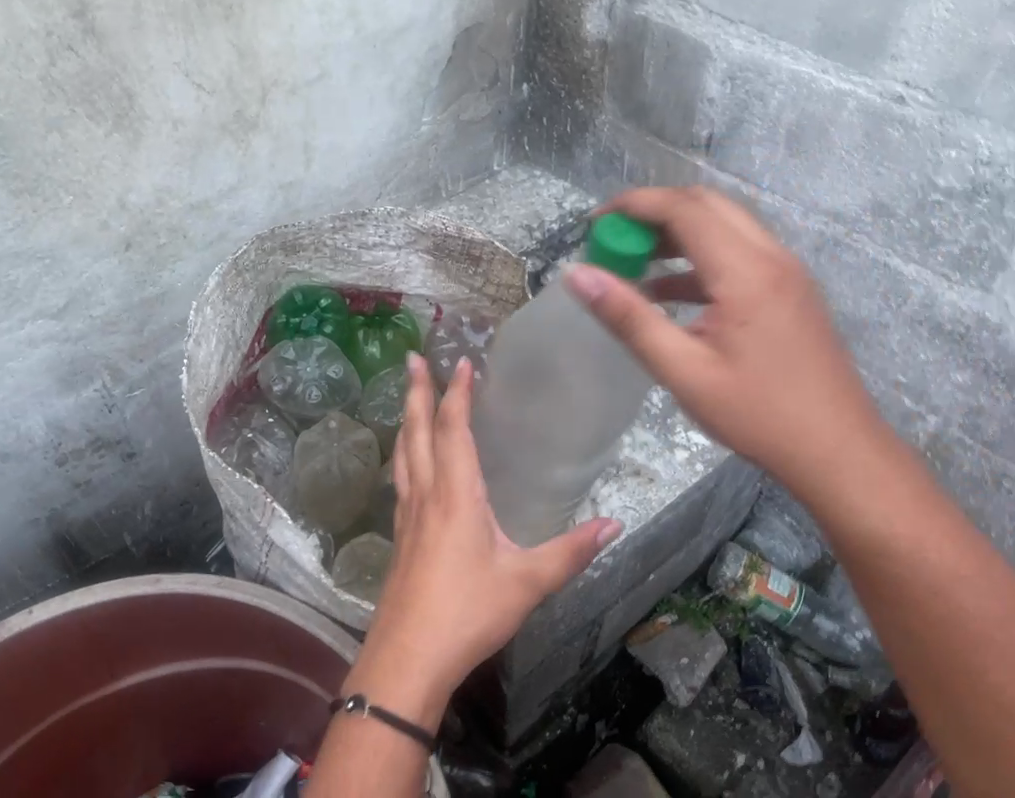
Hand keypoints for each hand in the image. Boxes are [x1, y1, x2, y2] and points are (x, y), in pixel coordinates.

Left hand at [348, 355, 621, 722]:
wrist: (408, 657)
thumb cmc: (467, 613)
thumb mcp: (527, 583)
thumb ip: (570, 553)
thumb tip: (615, 524)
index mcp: (455, 496)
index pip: (452, 430)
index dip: (457, 394)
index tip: (462, 363)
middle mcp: (426, 496)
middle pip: (416, 432)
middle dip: (416, 392)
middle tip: (411, 357)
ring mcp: (407, 517)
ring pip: (403, 454)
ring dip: (406, 420)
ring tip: (409, 398)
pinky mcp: (400, 538)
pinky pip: (401, 480)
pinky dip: (404, 455)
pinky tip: (409, 465)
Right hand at [564, 186, 889, 486]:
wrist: (838, 452)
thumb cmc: (758, 414)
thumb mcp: (682, 370)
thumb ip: (628, 317)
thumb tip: (577, 275)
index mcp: (746, 272)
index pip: (684, 209)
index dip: (635, 205)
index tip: (594, 224)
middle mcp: (772, 258)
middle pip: (706, 204)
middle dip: (654, 212)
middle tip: (613, 240)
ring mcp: (787, 272)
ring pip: (725, 225)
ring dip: (677, 233)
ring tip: (632, 263)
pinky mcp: (790, 290)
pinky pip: (739, 252)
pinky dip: (699, 257)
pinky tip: (667, 293)